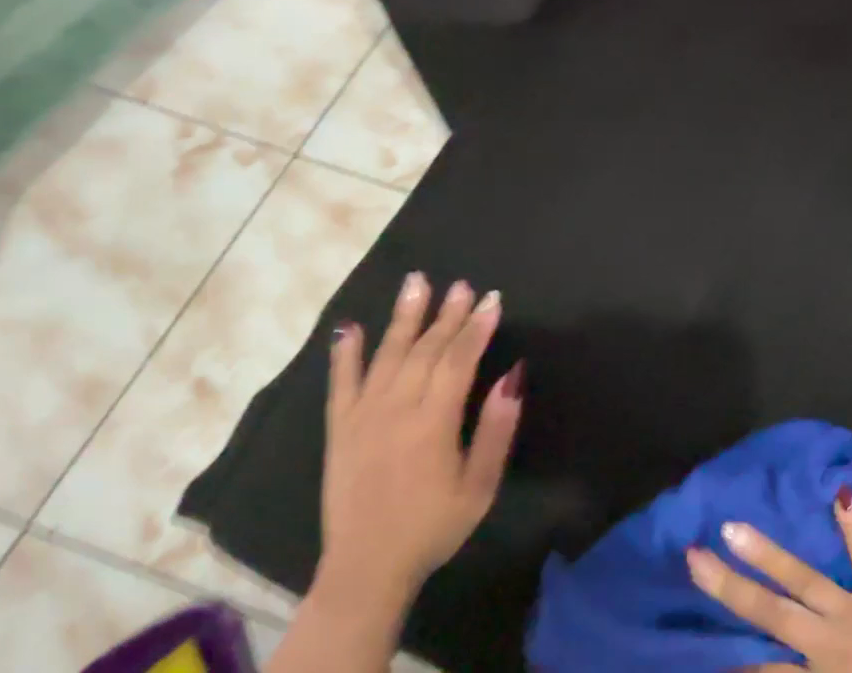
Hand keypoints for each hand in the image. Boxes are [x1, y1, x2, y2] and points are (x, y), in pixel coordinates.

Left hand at [315, 273, 524, 609]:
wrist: (367, 567)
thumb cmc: (432, 528)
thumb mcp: (479, 487)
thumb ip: (495, 429)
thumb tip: (512, 377)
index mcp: (433, 421)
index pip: (458, 360)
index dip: (476, 328)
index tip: (491, 299)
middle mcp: (395, 408)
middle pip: (425, 350)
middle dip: (446, 315)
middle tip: (461, 284)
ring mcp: (362, 415)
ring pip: (387, 355)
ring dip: (403, 317)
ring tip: (415, 282)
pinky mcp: (340, 429)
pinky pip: (341, 383)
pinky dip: (346, 353)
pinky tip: (351, 327)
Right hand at [685, 489, 851, 672]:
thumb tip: (762, 662)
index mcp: (823, 670)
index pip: (766, 668)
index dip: (737, 660)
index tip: (708, 649)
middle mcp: (832, 638)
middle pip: (771, 611)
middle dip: (731, 588)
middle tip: (694, 558)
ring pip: (805, 578)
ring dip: (768, 553)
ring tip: (733, 528)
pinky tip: (843, 494)